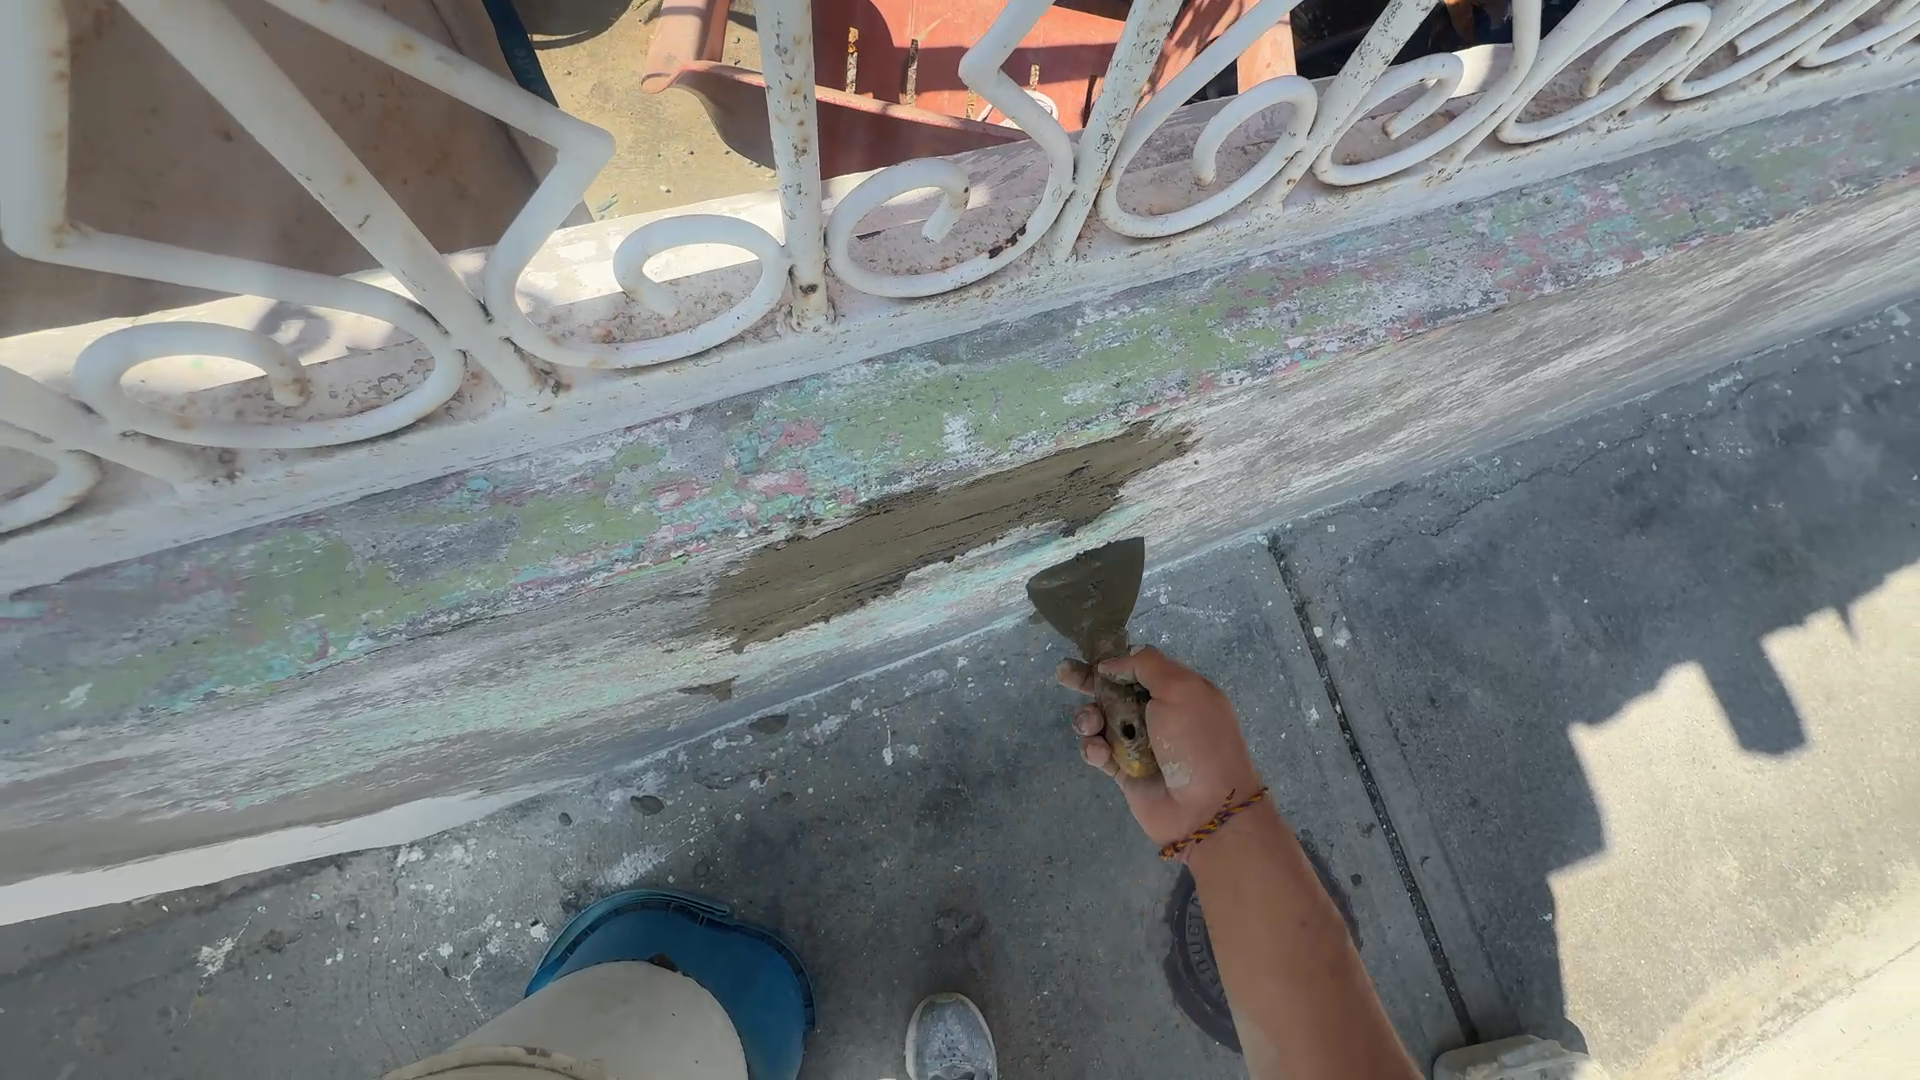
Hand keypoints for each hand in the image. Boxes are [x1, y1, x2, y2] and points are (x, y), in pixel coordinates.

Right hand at [1058, 646, 1264, 847]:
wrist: (1206, 808)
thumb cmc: (1197, 741)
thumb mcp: (1181, 689)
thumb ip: (1146, 665)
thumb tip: (1112, 663)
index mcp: (1175, 692)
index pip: (1137, 668)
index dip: (1112, 662)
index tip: (1091, 659)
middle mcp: (1156, 714)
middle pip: (1112, 691)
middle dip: (1086, 682)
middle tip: (1063, 674)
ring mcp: (1138, 743)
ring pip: (1099, 721)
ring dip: (1088, 717)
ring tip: (1091, 725)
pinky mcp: (1123, 770)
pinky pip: (1098, 752)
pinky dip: (1094, 749)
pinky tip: (1100, 752)